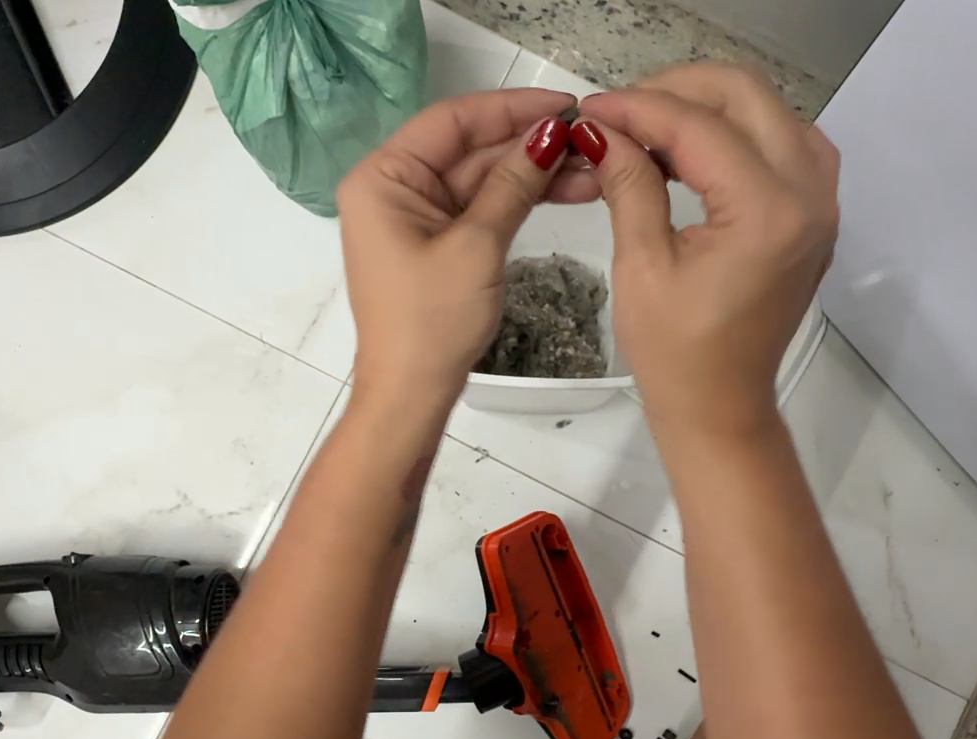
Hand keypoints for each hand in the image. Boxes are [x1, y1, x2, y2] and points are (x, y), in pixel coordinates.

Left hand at [337, 88, 597, 423]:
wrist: (411, 394)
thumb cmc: (432, 323)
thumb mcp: (477, 246)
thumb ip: (513, 184)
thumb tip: (552, 133)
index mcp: (384, 178)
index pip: (453, 121)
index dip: (513, 108)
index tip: (569, 106)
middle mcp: (393, 190)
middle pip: (469, 150)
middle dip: (530, 146)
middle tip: (592, 142)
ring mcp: (414, 220)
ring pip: (480, 181)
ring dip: (532, 176)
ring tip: (592, 171)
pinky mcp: (434, 246)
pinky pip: (479, 211)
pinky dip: (516, 203)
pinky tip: (562, 192)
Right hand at [574, 64, 840, 435]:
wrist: (720, 407)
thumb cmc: (675, 356)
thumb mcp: (642, 269)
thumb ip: (630, 186)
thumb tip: (602, 132)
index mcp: (766, 212)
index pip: (699, 127)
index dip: (638, 109)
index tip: (590, 111)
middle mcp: (810, 193)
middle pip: (746, 96)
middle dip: (675, 92)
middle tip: (618, 114)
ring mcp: (821, 202)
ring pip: (769, 111)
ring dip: (708, 108)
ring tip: (649, 130)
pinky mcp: (814, 215)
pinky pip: (783, 143)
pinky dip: (736, 134)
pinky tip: (692, 152)